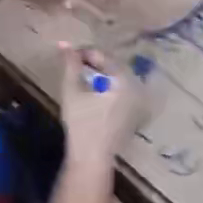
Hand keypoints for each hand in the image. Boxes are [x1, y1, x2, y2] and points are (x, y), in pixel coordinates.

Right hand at [57, 47, 145, 168]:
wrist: (92, 158)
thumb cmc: (82, 122)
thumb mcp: (73, 89)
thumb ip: (70, 64)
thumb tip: (64, 44)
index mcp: (125, 80)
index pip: (104, 57)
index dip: (84, 53)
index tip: (67, 53)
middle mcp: (137, 88)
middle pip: (113, 67)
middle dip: (93, 63)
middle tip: (74, 62)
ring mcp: (138, 103)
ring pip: (117, 80)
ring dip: (100, 74)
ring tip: (82, 74)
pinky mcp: (134, 115)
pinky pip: (121, 92)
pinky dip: (107, 87)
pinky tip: (93, 91)